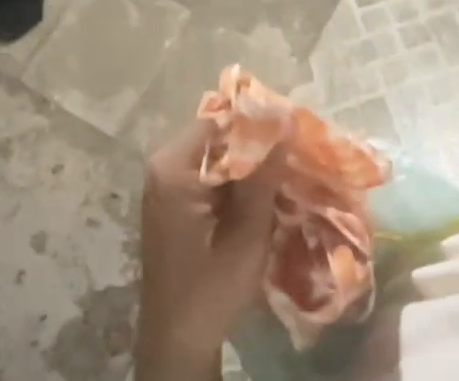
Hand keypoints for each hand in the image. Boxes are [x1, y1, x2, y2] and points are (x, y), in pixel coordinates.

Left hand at [135, 119, 286, 380]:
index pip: (220, 120)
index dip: (257, 122)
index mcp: (174, 168)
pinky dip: (235, 180)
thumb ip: (264, 177)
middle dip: (256, 142)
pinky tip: (263, 192)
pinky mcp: (173, 200)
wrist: (176, 338)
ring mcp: (165, 182)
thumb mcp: (246, 234)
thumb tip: (286, 123)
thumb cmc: (210, 288)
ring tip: (286, 168)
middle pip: (217, 135)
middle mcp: (163, 165)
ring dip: (248, 162)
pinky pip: (208, 173)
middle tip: (295, 149)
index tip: (293, 129)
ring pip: (215, 154)